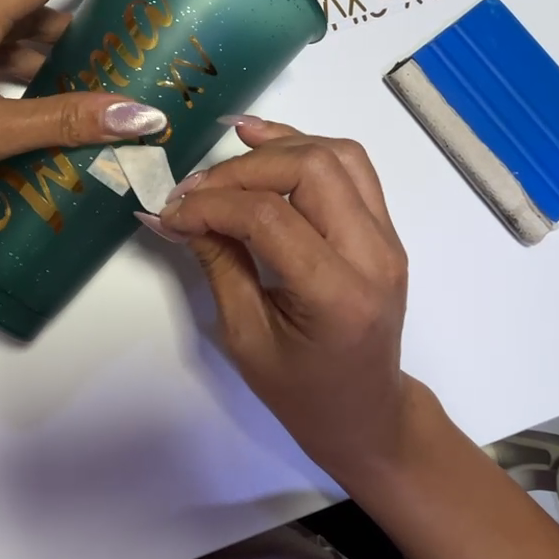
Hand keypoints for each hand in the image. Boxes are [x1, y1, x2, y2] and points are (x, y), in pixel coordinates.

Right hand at [151, 118, 412, 485]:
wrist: (367, 414)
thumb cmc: (301, 391)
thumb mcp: (243, 335)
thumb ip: (216, 262)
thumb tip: (173, 212)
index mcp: (336, 295)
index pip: (268, 217)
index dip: (211, 205)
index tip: (171, 213)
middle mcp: (373, 255)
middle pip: (310, 168)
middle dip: (241, 169)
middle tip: (197, 191)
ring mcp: (387, 237)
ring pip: (336, 155)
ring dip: (277, 147)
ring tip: (229, 150)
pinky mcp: (384, 228)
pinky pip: (350, 166)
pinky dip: (304, 146)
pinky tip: (263, 144)